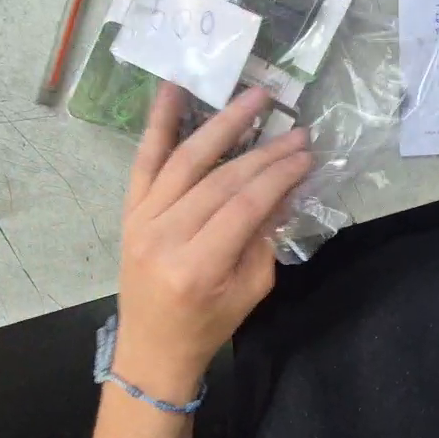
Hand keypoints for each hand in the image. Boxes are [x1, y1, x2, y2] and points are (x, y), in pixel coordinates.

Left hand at [113, 83, 313, 399]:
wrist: (152, 348)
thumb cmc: (208, 325)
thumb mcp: (252, 289)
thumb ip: (266, 237)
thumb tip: (285, 188)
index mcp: (198, 267)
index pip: (245, 206)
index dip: (279, 176)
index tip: (307, 155)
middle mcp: (165, 237)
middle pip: (221, 180)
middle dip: (265, 152)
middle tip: (296, 129)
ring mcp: (142, 220)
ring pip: (187, 160)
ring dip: (222, 124)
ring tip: (254, 97)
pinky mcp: (130, 211)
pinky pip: (145, 160)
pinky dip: (159, 123)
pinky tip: (172, 89)